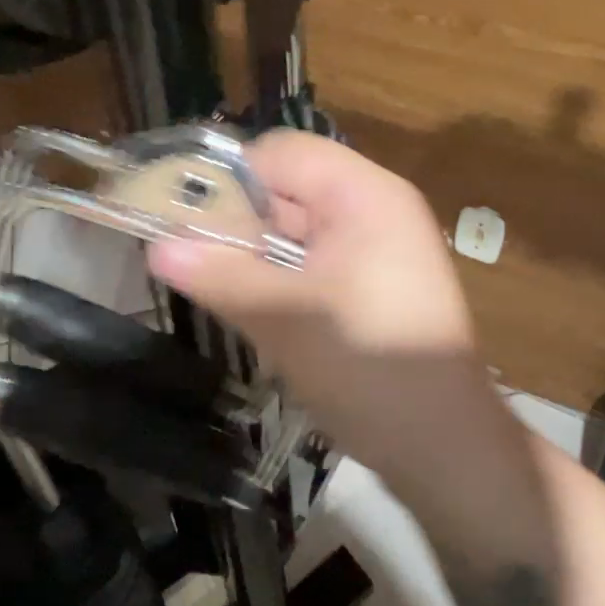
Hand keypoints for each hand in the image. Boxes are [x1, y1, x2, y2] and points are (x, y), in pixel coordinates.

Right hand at [146, 130, 511, 477]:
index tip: (181, 220)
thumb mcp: (287, 321)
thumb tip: (155, 246)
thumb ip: (221, 275)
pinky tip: (252, 304)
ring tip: (210, 282)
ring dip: (256, 250)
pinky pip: (315, 257)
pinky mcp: (376, 281)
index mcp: (365, 194)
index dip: (228, 178)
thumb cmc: (371, 371)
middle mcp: (376, 206)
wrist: (449, 451)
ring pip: (298, 226)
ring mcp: (380, 245)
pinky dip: (281, 273)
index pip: (280, 153)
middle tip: (187, 255)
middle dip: (237, 217)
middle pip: (289, 186)